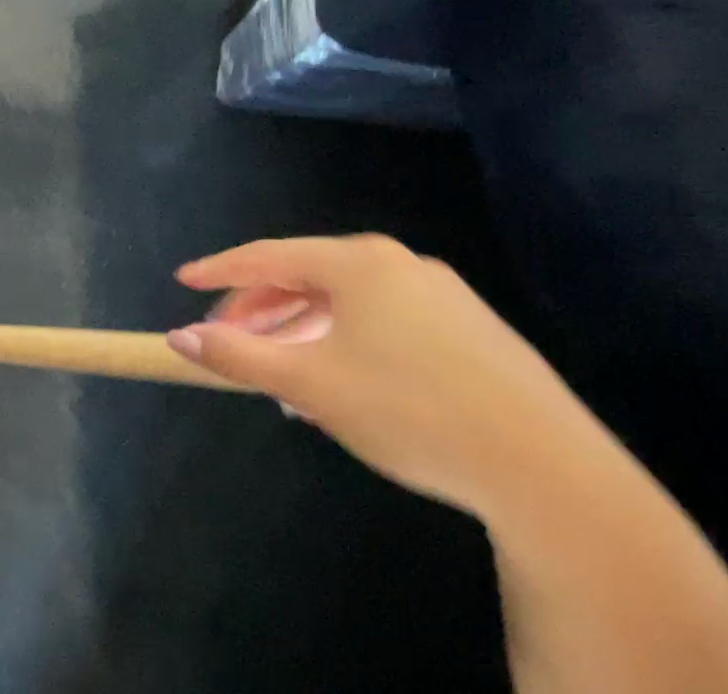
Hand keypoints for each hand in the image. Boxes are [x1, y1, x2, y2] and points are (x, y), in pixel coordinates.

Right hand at [167, 234, 600, 515]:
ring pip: (346, 303)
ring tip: (275, 372)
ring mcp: (444, 298)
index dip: (219, 270)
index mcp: (360, 264)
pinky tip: (335, 384)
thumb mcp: (306, 383)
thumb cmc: (409, 410)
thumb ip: (235, 355)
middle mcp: (402, 266)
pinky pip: (382, 322)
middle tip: (225, 338)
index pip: (268, 255)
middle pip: (307, 276)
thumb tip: (180, 337)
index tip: (182, 281)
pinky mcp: (471, 333)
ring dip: (298, 329)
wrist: (548, 471)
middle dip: (259, 308)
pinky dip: (341, 341)